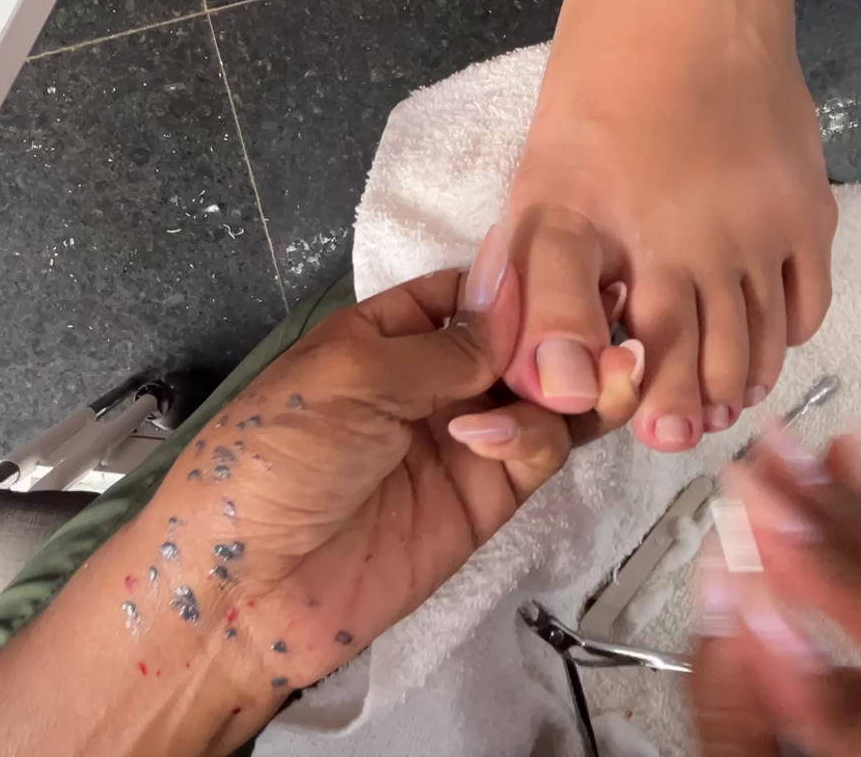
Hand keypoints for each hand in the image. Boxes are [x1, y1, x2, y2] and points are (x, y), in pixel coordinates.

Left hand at [123, 226, 642, 702]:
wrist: (249, 593)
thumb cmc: (281, 454)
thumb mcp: (352, 378)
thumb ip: (445, 343)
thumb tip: (511, 273)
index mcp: (386, 335)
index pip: (466, 292)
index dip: (514, 279)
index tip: (569, 267)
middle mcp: (430, 380)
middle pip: (512, 342)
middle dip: (556, 328)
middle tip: (611, 313)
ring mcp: (461, 438)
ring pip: (538, 395)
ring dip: (567, 379)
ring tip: (603, 367)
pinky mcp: (484, 498)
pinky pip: (534, 451)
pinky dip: (539, 432)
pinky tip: (511, 432)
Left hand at [505, 0, 835, 450]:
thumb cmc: (595, 82)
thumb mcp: (540, 182)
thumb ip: (539, 285)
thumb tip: (549, 380)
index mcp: (650, 253)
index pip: (659, 366)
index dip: (652, 408)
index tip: (645, 432)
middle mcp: (726, 255)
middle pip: (722, 362)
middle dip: (697, 404)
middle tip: (680, 428)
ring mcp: (778, 231)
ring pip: (770, 340)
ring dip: (743, 376)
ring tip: (719, 398)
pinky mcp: (814, 202)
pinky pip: (813, 297)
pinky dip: (788, 332)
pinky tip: (764, 337)